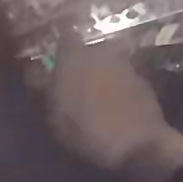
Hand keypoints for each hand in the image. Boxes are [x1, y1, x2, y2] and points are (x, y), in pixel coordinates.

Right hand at [48, 41, 182, 181]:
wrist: (138, 144)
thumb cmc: (87, 132)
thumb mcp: (55, 119)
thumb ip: (45, 92)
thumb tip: (37, 74)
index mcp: (73, 58)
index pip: (64, 37)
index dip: (62, 49)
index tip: (57, 61)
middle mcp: (101, 54)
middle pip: (89, 51)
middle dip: (84, 64)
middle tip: (78, 84)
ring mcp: (126, 65)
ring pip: (109, 65)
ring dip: (104, 76)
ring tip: (99, 98)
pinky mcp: (144, 81)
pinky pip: (125, 80)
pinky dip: (121, 88)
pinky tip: (119, 107)